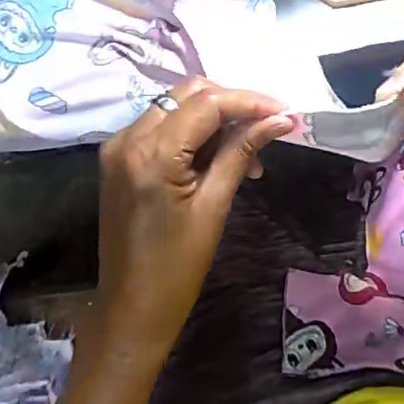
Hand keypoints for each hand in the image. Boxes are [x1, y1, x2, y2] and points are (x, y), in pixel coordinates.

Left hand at [94, 79, 293, 365]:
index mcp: (151, 153)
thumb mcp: (214, 205)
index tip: (284, 112)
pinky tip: (219, 155)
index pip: (205, 103)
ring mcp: (119, 146)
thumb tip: (280, 120)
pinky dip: (192, 131)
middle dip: (231, 104)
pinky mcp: (119, 157)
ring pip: (174, 106)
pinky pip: (161, 126)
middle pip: (187, 95)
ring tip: (249, 151)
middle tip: (267, 127)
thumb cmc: (177, 267)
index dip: (248, 101)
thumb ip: (242, 152)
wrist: (131, 309)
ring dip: (213, 117)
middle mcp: (128, 138)